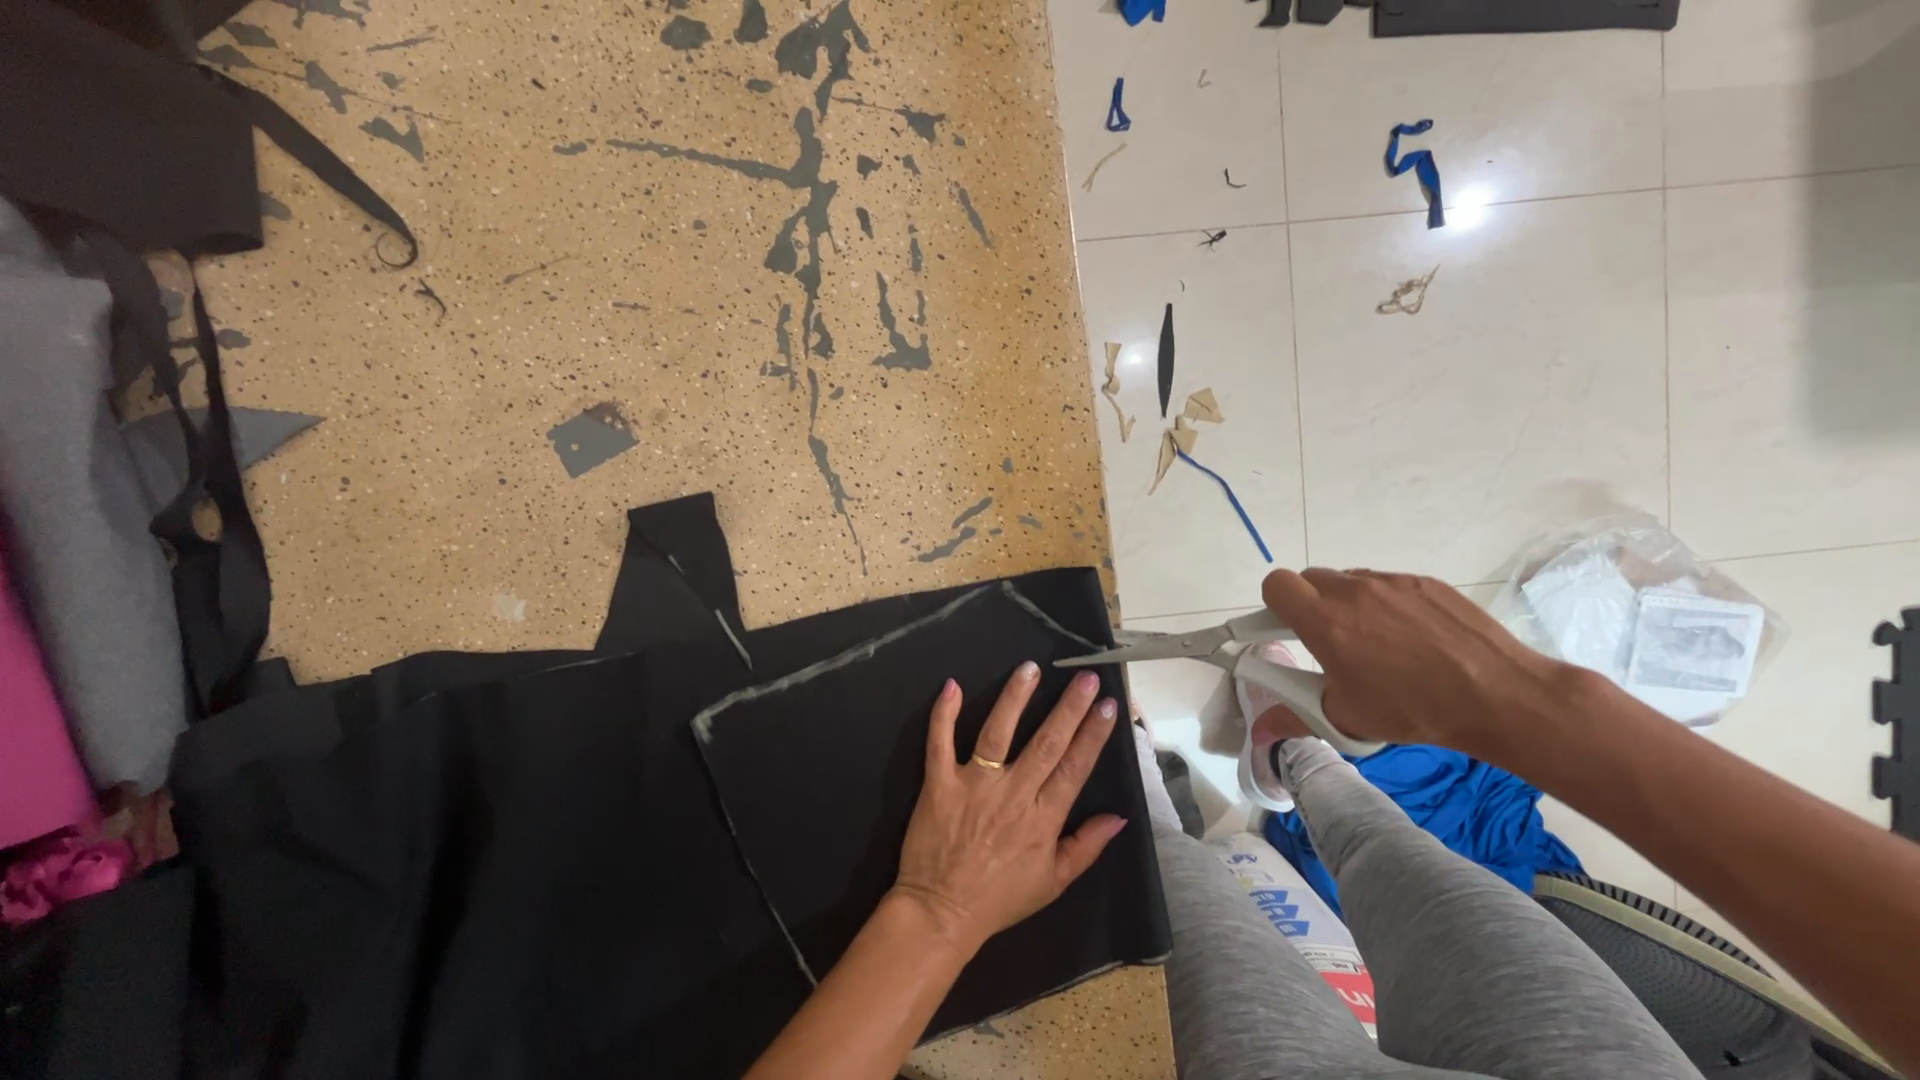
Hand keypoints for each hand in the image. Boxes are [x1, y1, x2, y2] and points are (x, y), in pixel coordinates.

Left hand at [889, 664, 1126, 955]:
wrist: (941, 913)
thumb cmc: (1000, 899)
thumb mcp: (1053, 882)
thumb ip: (1086, 846)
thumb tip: (1119, 817)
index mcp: (1043, 818)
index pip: (1074, 767)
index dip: (1093, 734)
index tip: (1107, 705)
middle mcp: (1012, 794)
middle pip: (1046, 743)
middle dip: (1068, 708)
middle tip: (1083, 677)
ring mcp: (974, 785)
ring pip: (997, 733)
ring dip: (1015, 698)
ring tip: (1029, 668)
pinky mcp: (939, 784)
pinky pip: (940, 743)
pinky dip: (943, 715)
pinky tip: (951, 685)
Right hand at [1259, 568, 1590, 753]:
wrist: (1497, 695)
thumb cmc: (1412, 709)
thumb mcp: (1346, 718)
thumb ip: (1294, 719)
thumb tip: (1260, 733)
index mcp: (1324, 621)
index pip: (1276, 585)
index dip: (1274, 605)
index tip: (1285, 629)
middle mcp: (1353, 591)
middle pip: (1309, 579)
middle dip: (1308, 604)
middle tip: (1325, 641)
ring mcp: (1391, 582)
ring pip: (1349, 580)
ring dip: (1347, 603)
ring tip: (1373, 644)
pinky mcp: (1424, 582)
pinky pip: (1387, 585)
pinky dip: (1385, 605)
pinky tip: (1410, 640)